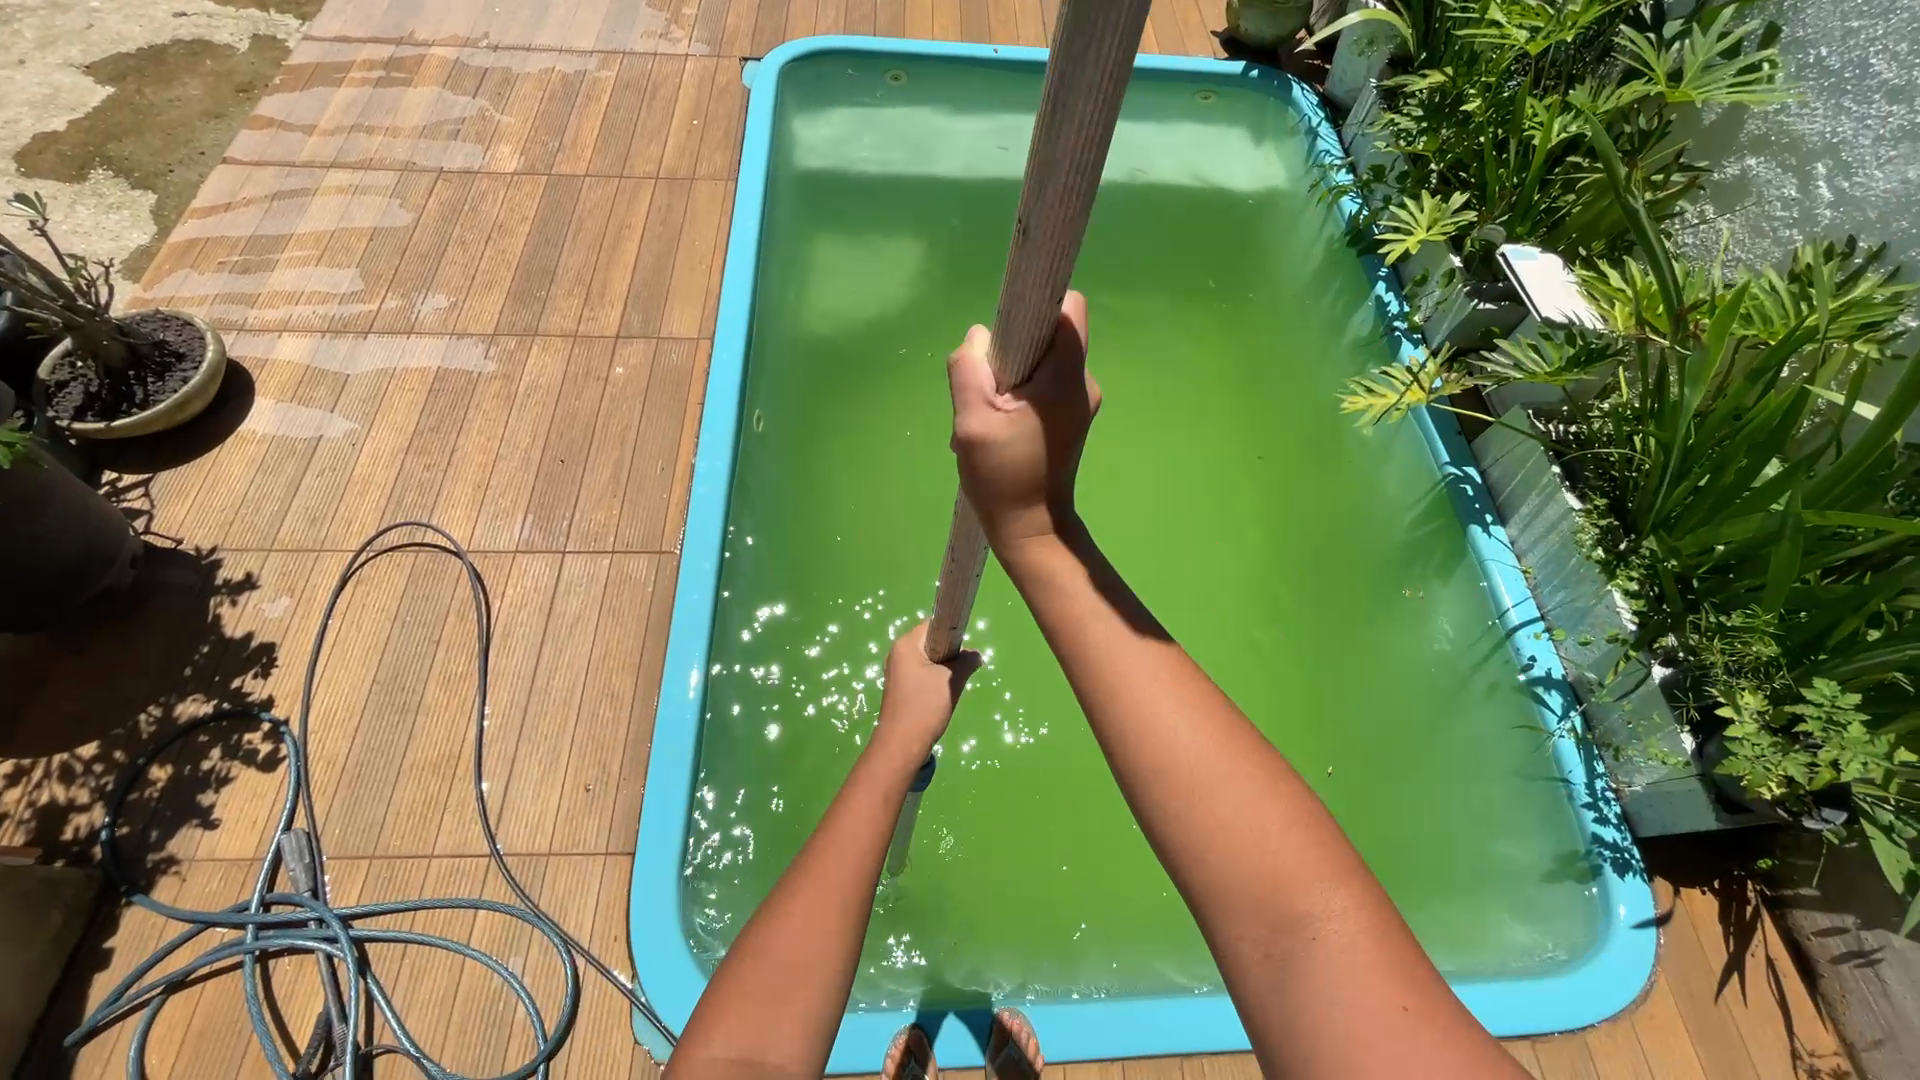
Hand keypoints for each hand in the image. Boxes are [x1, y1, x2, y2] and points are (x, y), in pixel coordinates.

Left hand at [875, 622, 980, 756]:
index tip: (964, 649)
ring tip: (951, 686)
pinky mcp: (899, 687)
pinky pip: (922, 674)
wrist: (901, 745)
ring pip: (928, 660)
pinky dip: (934, 680)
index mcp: (906, 644)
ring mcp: (896, 671)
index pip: (933, 625)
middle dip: (949, 654)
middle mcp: (897, 653)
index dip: (952, 633)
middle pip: (931, 642)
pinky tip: (941, 696)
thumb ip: (966, 662)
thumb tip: (975, 655)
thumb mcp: (951, 681)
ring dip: (943, 670)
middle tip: (960, 670)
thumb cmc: (925, 706)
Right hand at [947, 290, 1101, 547]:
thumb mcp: (972, 422)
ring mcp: (1079, 401)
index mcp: (1066, 378)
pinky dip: (1018, 397)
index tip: (1005, 329)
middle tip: (987, 387)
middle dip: (1013, 350)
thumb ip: (969, 369)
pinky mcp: (1070, 416)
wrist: (1031, 529)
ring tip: (989, 415)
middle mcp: (1082, 382)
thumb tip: (978, 336)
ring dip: (1011, 379)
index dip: (1036, 305)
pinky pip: (1043, 386)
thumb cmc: (1003, 478)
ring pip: (1042, 362)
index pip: (1067, 309)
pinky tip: (998, 427)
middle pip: (1049, 335)